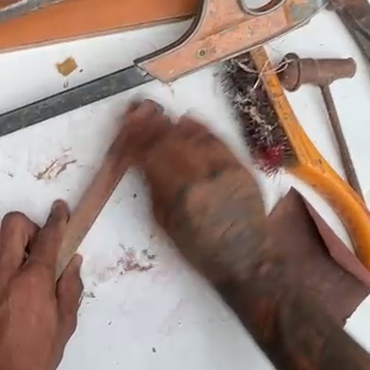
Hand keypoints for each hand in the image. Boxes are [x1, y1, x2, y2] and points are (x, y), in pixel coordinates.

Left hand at [0, 202, 84, 369]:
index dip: (58, 218)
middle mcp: (5, 274)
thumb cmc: (35, 359)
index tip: (60, 210)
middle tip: (31, 247)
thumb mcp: (65, 326)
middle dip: (27, 228)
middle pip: (13, 223)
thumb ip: (70, 289)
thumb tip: (73, 261)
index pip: (49, 236)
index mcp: (35, 282)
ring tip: (6, 259)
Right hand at [115, 100, 273, 286]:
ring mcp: (223, 168)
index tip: (124, 128)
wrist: (245, 256)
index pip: (151, 156)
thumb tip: (143, 161)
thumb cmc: (199, 247)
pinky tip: (185, 120)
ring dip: (171, 123)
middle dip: (150, 125)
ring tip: (156, 114)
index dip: (135, 139)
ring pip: (193, 136)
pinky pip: (217, 140)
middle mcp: (202, 176)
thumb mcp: (166, 222)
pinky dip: (200, 128)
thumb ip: (154, 188)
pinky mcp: (240, 166)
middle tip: (136, 112)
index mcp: (179, 193)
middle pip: (170, 141)